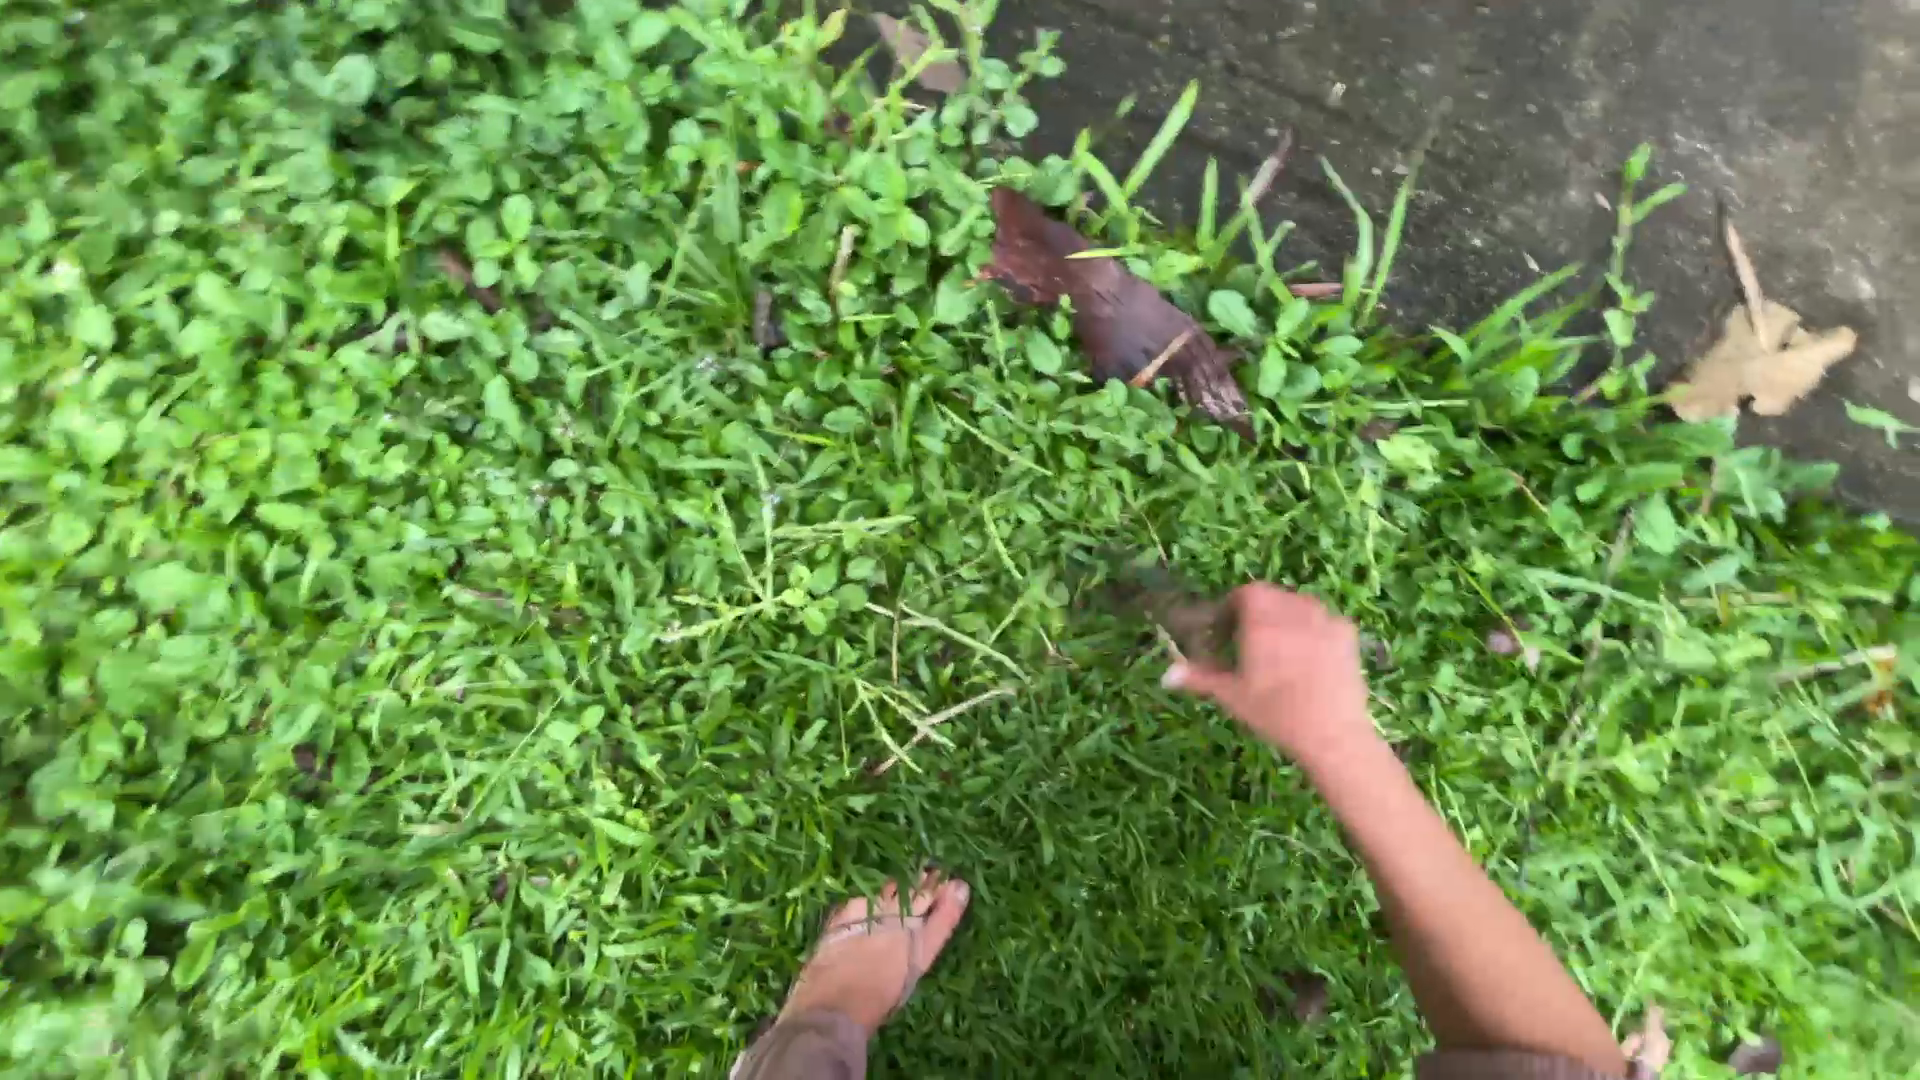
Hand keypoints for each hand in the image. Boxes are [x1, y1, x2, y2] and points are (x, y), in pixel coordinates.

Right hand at [1162, 584, 1379, 767]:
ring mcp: (1324, 619)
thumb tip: (1165, 675)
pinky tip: (1308, 655)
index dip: (1233, 606)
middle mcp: (1293, 611)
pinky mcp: (1347, 633)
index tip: (1227, 630)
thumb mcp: (1232, 695)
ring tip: (1279, 647)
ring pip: (1297, 603)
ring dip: (1284, 615)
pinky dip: (1311, 626)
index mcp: (1261, 621)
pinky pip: (1322, 618)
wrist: (1333, 733)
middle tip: (1250, 641)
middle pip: (1270, 595)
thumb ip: (1199, 677)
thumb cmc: (1275, 713)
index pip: (1245, 593)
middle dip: (1257, 611)